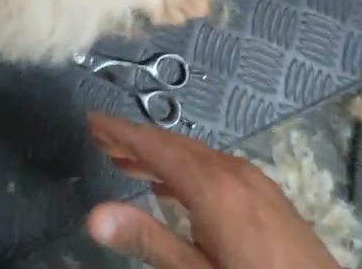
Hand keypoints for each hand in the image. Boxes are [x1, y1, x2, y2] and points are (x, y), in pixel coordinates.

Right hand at [86, 114, 337, 268]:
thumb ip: (148, 240)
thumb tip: (93, 214)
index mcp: (213, 185)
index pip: (155, 146)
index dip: (119, 132)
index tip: (90, 120)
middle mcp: (234, 172)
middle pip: (175, 145)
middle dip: (136, 141)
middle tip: (100, 139)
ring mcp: (257, 184)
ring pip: (197, 156)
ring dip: (161, 156)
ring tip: (127, 163)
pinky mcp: (271, 200)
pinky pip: (217, 170)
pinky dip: (186, 170)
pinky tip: (175, 189)